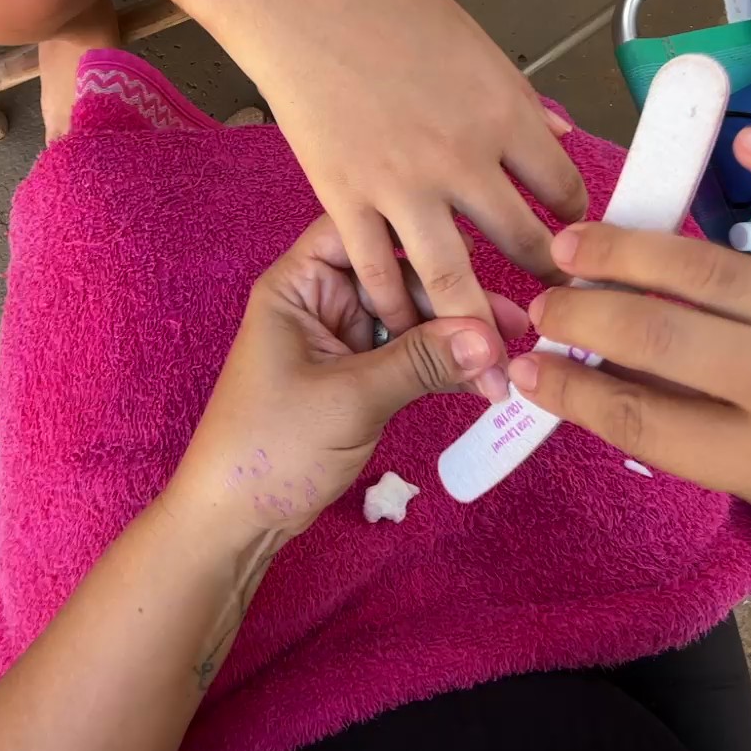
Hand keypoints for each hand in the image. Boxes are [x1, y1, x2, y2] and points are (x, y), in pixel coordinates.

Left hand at [167, 217, 527, 538]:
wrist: (238, 518)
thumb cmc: (273, 445)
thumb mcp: (350, 398)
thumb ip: (420, 362)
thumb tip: (491, 337)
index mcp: (298, 284)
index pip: (357, 232)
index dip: (409, 232)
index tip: (472, 244)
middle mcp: (321, 300)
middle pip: (394, 278)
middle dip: (450, 302)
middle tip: (511, 324)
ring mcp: (342, 337)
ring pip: (408, 319)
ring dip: (454, 336)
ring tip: (509, 352)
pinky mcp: (359, 372)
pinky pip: (407, 355)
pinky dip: (440, 364)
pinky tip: (485, 375)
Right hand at [233, 0, 586, 339]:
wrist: (298, 0)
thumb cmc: (387, 5)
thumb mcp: (472, 40)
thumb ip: (517, 97)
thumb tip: (557, 134)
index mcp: (503, 110)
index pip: (562, 188)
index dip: (575, 221)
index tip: (571, 234)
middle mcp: (462, 158)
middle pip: (523, 243)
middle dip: (546, 280)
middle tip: (553, 305)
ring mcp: (400, 186)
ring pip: (456, 279)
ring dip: (483, 320)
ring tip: (499, 346)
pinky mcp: (344, 201)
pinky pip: (380, 273)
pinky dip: (401, 310)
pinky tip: (416, 331)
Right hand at [508, 125, 750, 572]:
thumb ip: (679, 428)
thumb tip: (589, 370)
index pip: (644, 417)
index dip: (571, 391)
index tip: (527, 367)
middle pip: (667, 335)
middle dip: (583, 316)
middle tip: (543, 306)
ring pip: (715, 270)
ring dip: (627, 251)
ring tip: (573, 244)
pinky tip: (750, 141)